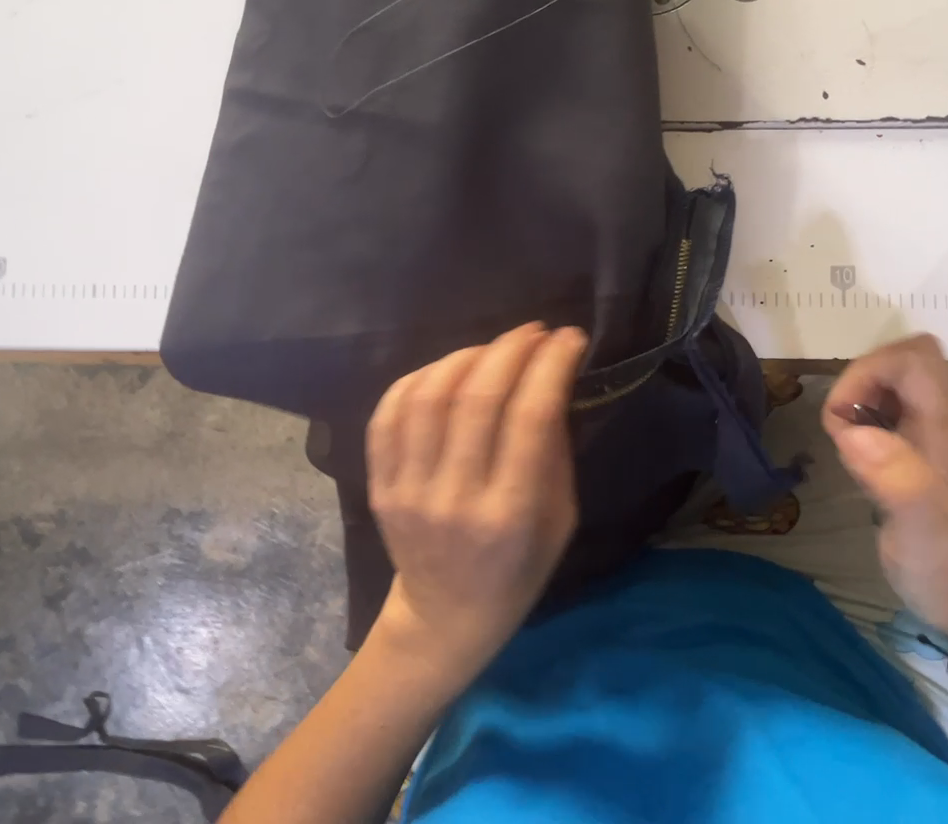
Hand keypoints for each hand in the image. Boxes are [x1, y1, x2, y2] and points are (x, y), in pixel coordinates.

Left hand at [364, 323, 588, 677]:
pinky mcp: (379, 487)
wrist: (445, 615)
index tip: (569, 338)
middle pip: (476, 399)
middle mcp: (454, 499)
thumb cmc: (518, 570)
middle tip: (533, 332)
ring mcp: (408, 492)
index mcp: (509, 515)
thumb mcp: (560, 521)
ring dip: (464, 356)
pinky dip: (417, 378)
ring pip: (428, 397)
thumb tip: (550, 381)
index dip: (550, 366)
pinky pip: (388, 414)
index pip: (530, 418)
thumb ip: (553, 453)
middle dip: (510, 349)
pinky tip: (446, 369)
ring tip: (492, 349)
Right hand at [821, 335, 947, 688]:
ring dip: (865, 406)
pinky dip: (874, 425)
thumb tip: (852, 431)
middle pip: (906, 365)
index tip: (838, 415)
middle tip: (840, 431)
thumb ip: (891, 474)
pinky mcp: (941, 460)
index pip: (912, 358)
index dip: (865, 370)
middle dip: (861, 385)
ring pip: (902, 389)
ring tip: (850, 452)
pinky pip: (903, 418)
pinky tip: (866, 465)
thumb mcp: (918, 529)